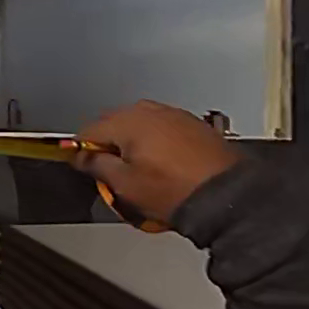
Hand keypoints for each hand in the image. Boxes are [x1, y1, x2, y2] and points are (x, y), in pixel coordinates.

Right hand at [67, 101, 241, 223]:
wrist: (226, 197)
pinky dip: (156, 146)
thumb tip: (82, 155)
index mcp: (128, 121)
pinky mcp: (192, 125)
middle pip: (114, 125)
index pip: (89, 131)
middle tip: (111, 176)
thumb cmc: (178, 190)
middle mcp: (150, 111)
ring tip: (140, 175)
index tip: (83, 166)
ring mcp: (173, 115)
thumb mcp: (124, 184)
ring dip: (133, 146)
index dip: (82, 151)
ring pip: (139, 127)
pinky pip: (162, 131)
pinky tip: (162, 168)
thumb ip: (96, 164)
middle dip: (108, 146)